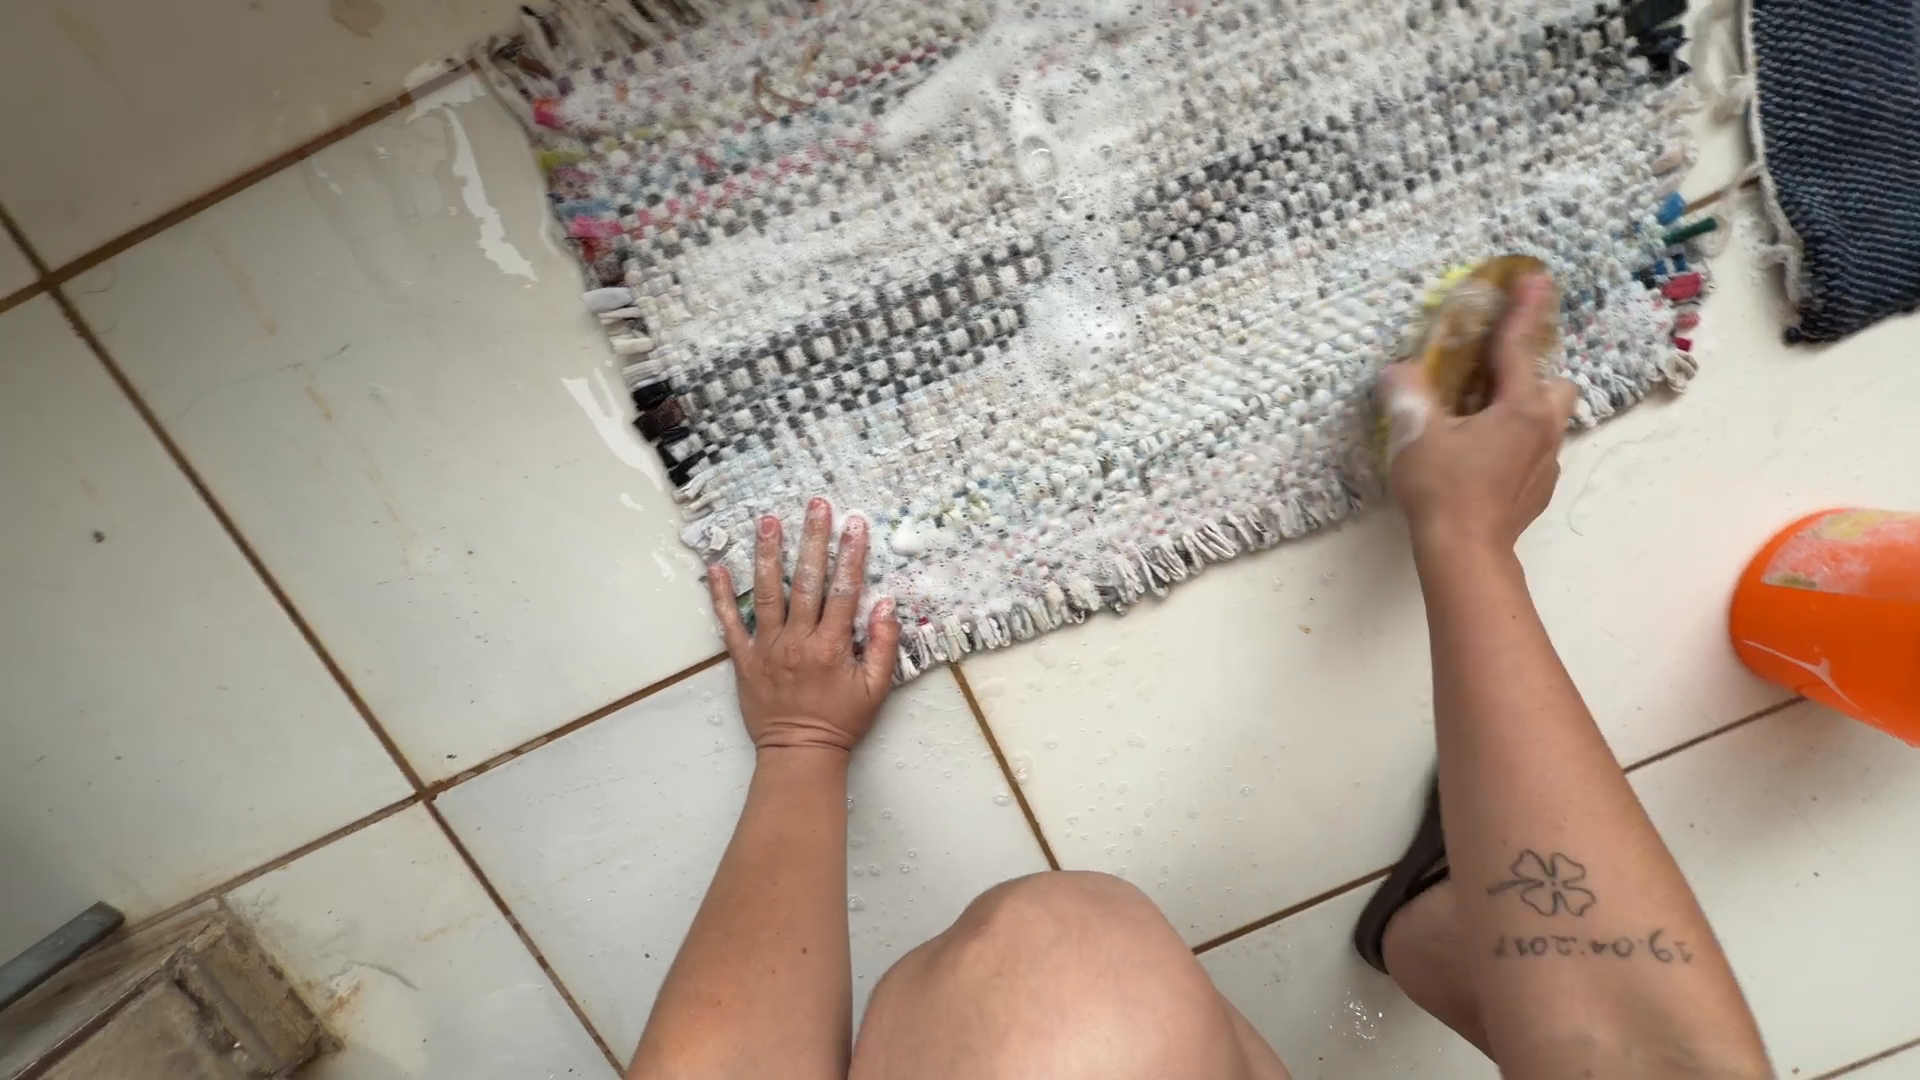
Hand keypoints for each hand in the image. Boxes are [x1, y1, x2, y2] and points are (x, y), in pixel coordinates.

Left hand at [707, 497, 901, 754]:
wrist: (800, 753)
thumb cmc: (842, 721)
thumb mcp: (876, 689)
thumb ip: (883, 646)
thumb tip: (887, 605)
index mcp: (832, 646)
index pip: (844, 590)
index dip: (851, 555)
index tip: (855, 523)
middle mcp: (798, 640)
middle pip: (807, 581)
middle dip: (813, 539)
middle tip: (816, 505)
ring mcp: (767, 647)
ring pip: (768, 593)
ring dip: (769, 554)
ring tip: (768, 520)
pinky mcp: (744, 659)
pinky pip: (730, 624)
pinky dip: (720, 596)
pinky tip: (715, 568)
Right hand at [1377, 273, 1579, 557]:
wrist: (1464, 550)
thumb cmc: (1441, 488)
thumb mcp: (1414, 436)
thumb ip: (1406, 396)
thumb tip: (1396, 370)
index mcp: (1517, 408)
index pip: (1520, 349)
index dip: (1524, 311)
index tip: (1535, 277)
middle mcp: (1542, 430)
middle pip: (1552, 387)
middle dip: (1529, 378)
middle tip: (1488, 387)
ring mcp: (1546, 463)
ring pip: (1545, 422)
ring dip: (1520, 415)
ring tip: (1478, 430)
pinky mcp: (1538, 490)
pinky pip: (1532, 454)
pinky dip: (1512, 448)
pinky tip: (1478, 467)